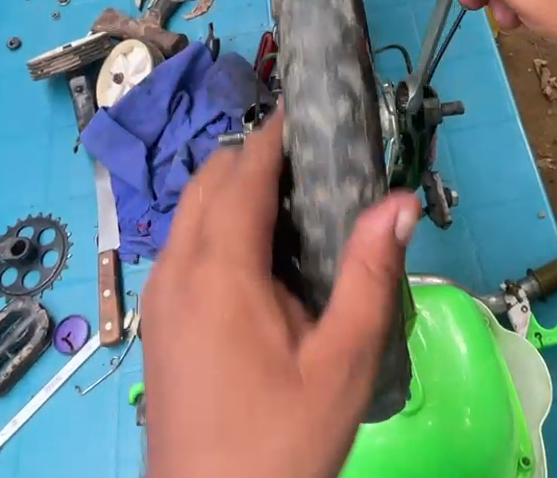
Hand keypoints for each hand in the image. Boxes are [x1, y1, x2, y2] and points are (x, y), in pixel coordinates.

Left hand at [141, 115, 421, 477]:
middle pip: (209, 178)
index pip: (243, 171)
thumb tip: (401, 203)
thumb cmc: (281, 442)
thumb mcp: (342, 364)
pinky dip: (214, 222)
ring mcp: (159, 296)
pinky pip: (182, 244)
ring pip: (190, 209)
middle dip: (254, 156)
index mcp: (220, 269)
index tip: (309, 114)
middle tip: (311, 165)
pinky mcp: (156, 322)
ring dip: (232, 188)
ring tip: (291, 203)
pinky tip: (257, 258)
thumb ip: (371, 276)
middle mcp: (177, 269)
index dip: (275, 135)